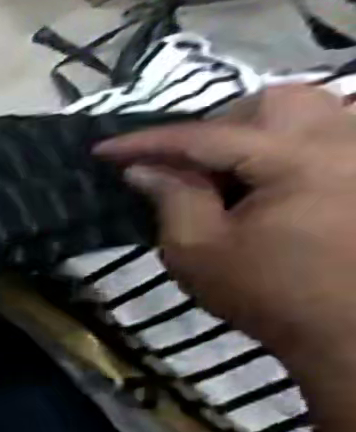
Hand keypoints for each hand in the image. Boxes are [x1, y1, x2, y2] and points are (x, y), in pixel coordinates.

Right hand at [94, 85, 355, 388]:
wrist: (353, 328)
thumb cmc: (267, 292)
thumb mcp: (196, 249)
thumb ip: (171, 199)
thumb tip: (143, 168)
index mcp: (303, 162)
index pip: (210, 136)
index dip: (149, 141)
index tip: (101, 151)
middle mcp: (351, 142)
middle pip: (277, 102)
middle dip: (217, 125)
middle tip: (178, 164)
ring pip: (315, 110)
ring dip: (258, 132)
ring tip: (224, 170)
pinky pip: (337, 133)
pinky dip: (293, 144)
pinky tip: (266, 176)